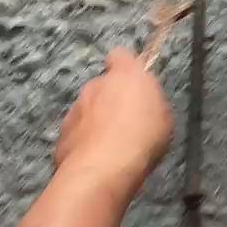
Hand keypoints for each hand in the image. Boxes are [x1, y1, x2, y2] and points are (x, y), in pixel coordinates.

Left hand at [53, 48, 173, 199]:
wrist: (101, 171)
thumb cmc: (141, 139)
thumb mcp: (164, 118)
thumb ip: (150, 103)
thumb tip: (143, 105)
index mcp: (125, 75)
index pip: (120, 55)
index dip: (126, 66)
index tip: (133, 83)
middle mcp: (96, 85)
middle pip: (102, 85)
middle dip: (109, 100)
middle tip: (124, 123)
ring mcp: (75, 109)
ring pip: (86, 110)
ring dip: (95, 122)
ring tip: (109, 148)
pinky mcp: (62, 134)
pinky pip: (76, 132)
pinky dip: (83, 142)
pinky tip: (94, 161)